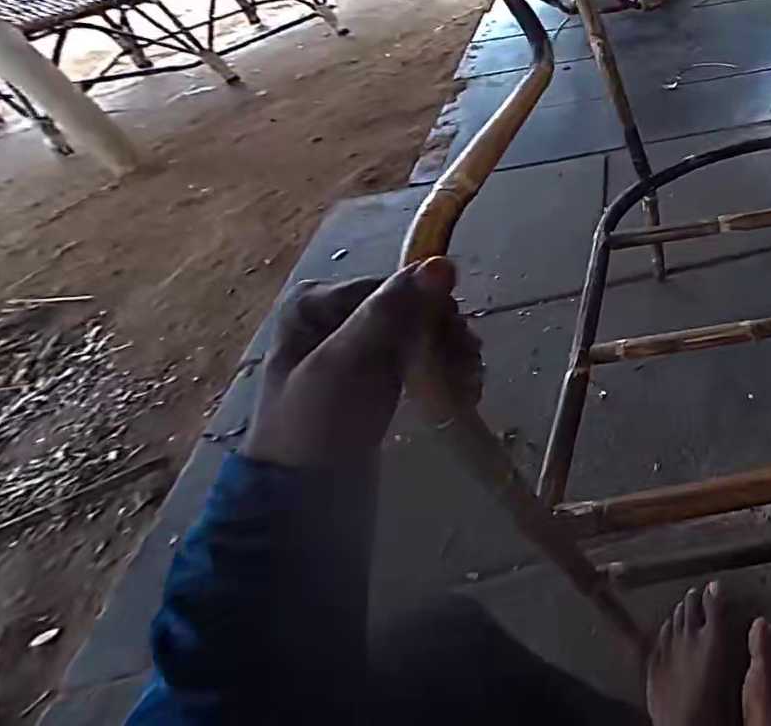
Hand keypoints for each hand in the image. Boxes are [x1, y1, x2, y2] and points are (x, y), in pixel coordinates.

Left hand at [243, 258, 482, 467]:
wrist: (302, 507)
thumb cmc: (315, 428)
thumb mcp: (344, 363)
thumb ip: (390, 311)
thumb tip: (442, 263)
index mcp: (318, 302)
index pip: (396, 287)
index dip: (431, 310)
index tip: (458, 342)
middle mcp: (338, 315)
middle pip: (414, 307)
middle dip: (445, 335)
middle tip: (468, 368)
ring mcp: (360, 345)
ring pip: (423, 331)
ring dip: (453, 353)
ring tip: (469, 384)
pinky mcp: (378, 375)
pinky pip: (422, 356)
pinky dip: (446, 369)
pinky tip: (462, 389)